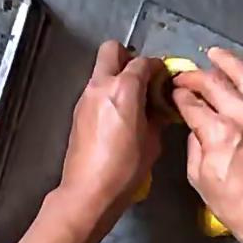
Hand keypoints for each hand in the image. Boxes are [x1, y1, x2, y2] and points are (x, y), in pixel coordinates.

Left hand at [57, 41, 162, 220]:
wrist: (88, 192)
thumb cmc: (124, 169)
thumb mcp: (152, 143)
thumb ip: (156, 118)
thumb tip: (159, 109)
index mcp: (124, 89)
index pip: (143, 62)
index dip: (157, 67)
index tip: (164, 80)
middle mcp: (101, 86)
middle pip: (112, 50)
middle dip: (129, 58)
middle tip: (142, 80)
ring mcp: (85, 98)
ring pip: (101, 71)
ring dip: (117, 77)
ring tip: (133, 103)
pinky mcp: (77, 113)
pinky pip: (95, 91)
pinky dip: (108, 94)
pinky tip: (119, 118)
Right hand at [172, 47, 242, 242]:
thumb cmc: (230, 202)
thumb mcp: (199, 176)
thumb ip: (195, 144)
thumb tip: (196, 126)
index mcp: (219, 132)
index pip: (193, 103)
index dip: (178, 95)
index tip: (172, 92)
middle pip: (216, 82)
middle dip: (195, 76)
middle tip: (184, 76)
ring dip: (228, 62)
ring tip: (216, 55)